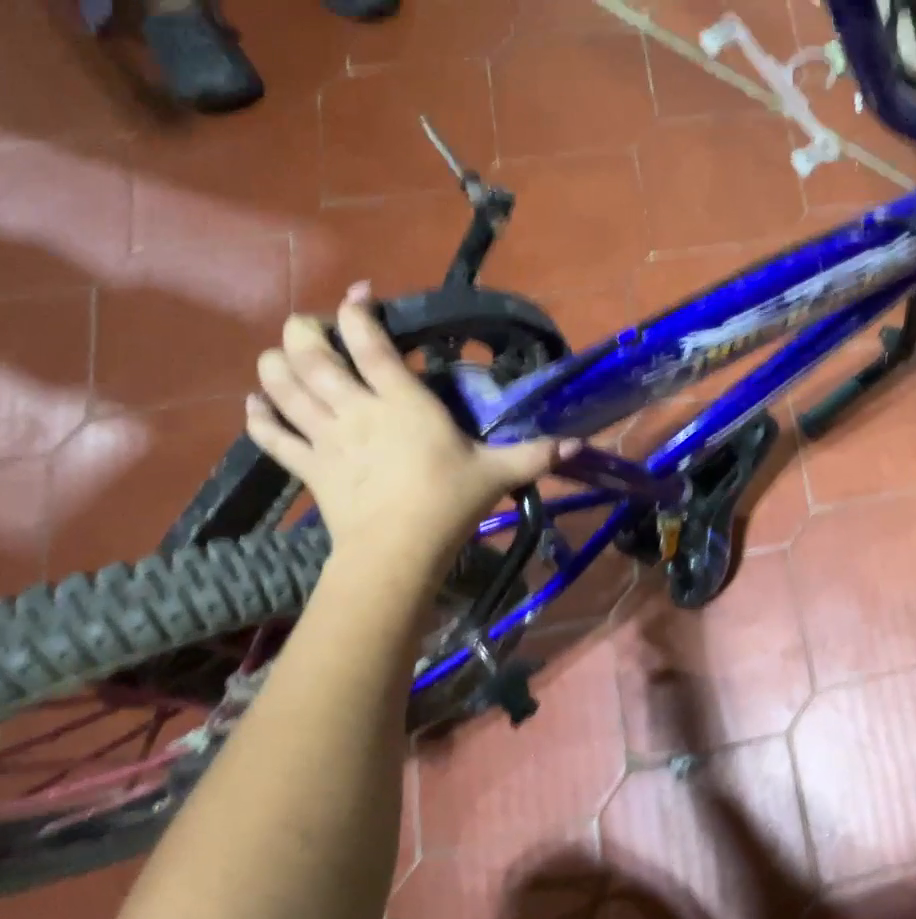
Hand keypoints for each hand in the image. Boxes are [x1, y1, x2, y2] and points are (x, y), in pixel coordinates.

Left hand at [246, 283, 579, 564]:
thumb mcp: (499, 474)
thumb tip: (580, 446)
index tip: (359, 295)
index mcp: (403, 403)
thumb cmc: (451, 502)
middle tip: (311, 326)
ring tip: (280, 356)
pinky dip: (259, 417)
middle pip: (311, 356)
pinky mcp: (307, 465)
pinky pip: (271, 435)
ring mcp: (325, 436)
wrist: (399, 548)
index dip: (357, 313)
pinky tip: (257, 405)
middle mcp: (356, 409)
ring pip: (282, 387)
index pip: (370, 345)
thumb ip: (536, 455)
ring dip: (275, 366)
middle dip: (303, 332)